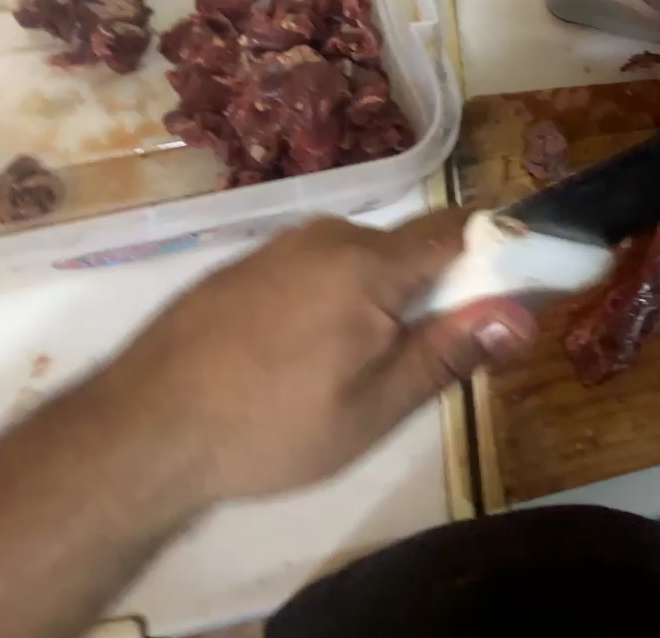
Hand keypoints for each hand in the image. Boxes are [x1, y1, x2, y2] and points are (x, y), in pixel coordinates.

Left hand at [95, 210, 535, 501]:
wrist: (136, 432)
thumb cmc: (271, 426)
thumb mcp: (374, 407)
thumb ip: (450, 353)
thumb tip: (523, 313)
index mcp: (370, 263)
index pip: (460, 228)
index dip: (499, 245)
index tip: (522, 276)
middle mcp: (331, 235)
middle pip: (412, 245)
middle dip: (437, 285)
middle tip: (428, 350)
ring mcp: (284, 244)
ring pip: (365, 257)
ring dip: (386, 294)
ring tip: (360, 361)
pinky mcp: (250, 262)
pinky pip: (322, 264)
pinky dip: (341, 294)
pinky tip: (309, 349)